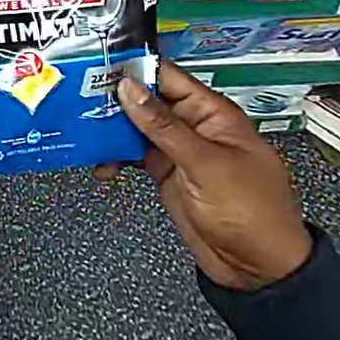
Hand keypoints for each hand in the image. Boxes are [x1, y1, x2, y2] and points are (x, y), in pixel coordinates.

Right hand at [97, 60, 313, 290]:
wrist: (259, 271)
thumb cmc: (252, 212)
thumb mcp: (206, 165)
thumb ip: (164, 127)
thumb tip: (129, 89)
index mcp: (210, 112)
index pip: (167, 76)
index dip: (135, 69)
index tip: (101, 68)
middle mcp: (192, 125)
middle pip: (146, 99)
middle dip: (115, 100)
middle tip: (80, 102)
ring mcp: (178, 149)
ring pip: (136, 127)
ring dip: (111, 130)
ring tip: (86, 135)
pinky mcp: (166, 173)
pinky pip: (135, 154)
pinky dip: (116, 158)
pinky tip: (102, 165)